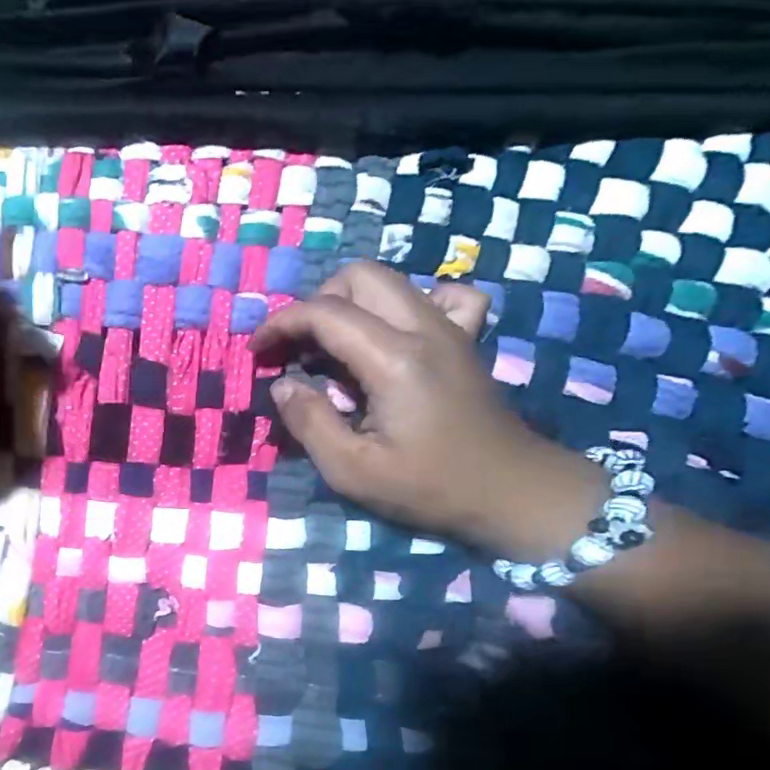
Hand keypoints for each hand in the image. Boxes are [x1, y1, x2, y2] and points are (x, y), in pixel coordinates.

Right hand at [253, 261, 598, 555]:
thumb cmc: (429, 486)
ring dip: (350, 302)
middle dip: (314, 304)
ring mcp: (452, 328)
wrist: (512, 491)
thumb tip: (282, 385)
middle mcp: (424, 327)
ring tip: (333, 344)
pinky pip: (441, 296)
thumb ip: (310, 422)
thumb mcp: (352, 470)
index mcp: (393, 359)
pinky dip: (407, 303)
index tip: (257, 352)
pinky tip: (396, 333)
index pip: (324, 313)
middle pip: (359, 277)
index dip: (280, 324)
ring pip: (393, 281)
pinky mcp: (466, 339)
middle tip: (295, 348)